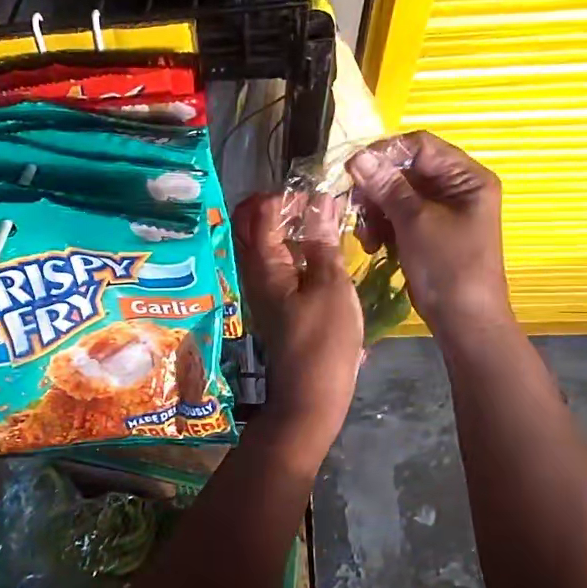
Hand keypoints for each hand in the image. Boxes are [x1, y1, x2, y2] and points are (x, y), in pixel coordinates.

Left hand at [234, 194, 364, 437]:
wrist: (311, 397)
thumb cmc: (323, 340)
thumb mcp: (331, 286)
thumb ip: (324, 242)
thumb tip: (321, 202)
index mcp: (264, 265)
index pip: (260, 213)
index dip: (284, 195)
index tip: (314, 190)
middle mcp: (255, 273)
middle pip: (255, 227)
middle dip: (281, 207)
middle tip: (316, 202)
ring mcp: (264, 290)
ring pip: (267, 246)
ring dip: (290, 228)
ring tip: (324, 222)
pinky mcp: (277, 305)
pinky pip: (279, 265)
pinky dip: (296, 250)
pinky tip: (323, 253)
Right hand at [347, 131, 508, 325]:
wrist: (465, 322)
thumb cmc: (449, 268)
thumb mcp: (416, 223)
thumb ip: (388, 186)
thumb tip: (358, 157)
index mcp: (467, 178)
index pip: (421, 146)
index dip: (385, 153)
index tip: (353, 169)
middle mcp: (456, 188)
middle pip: (405, 169)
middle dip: (377, 188)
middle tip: (355, 208)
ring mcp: (441, 211)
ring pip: (396, 194)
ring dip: (375, 210)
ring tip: (366, 236)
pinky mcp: (426, 232)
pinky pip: (397, 216)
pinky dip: (382, 226)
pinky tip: (372, 245)